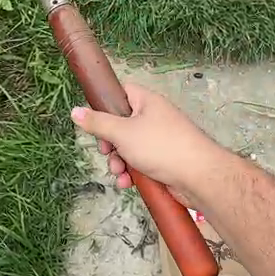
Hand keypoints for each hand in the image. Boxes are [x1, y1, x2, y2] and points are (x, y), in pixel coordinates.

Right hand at [70, 83, 230, 203]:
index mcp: (146, 102)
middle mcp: (154, 117)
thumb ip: (97, 123)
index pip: (121, 92)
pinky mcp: (163, 160)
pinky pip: (140, 162)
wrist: (199, 177)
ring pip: (128, 147)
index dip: (106, 105)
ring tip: (119, 173)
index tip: (95, 120)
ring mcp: (159, 140)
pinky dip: (131, 172)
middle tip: (106, 151)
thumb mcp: (122, 133)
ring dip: (118, 161)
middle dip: (109, 143)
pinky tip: (128, 183)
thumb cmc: (162, 147)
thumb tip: (75, 111)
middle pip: (120, 124)